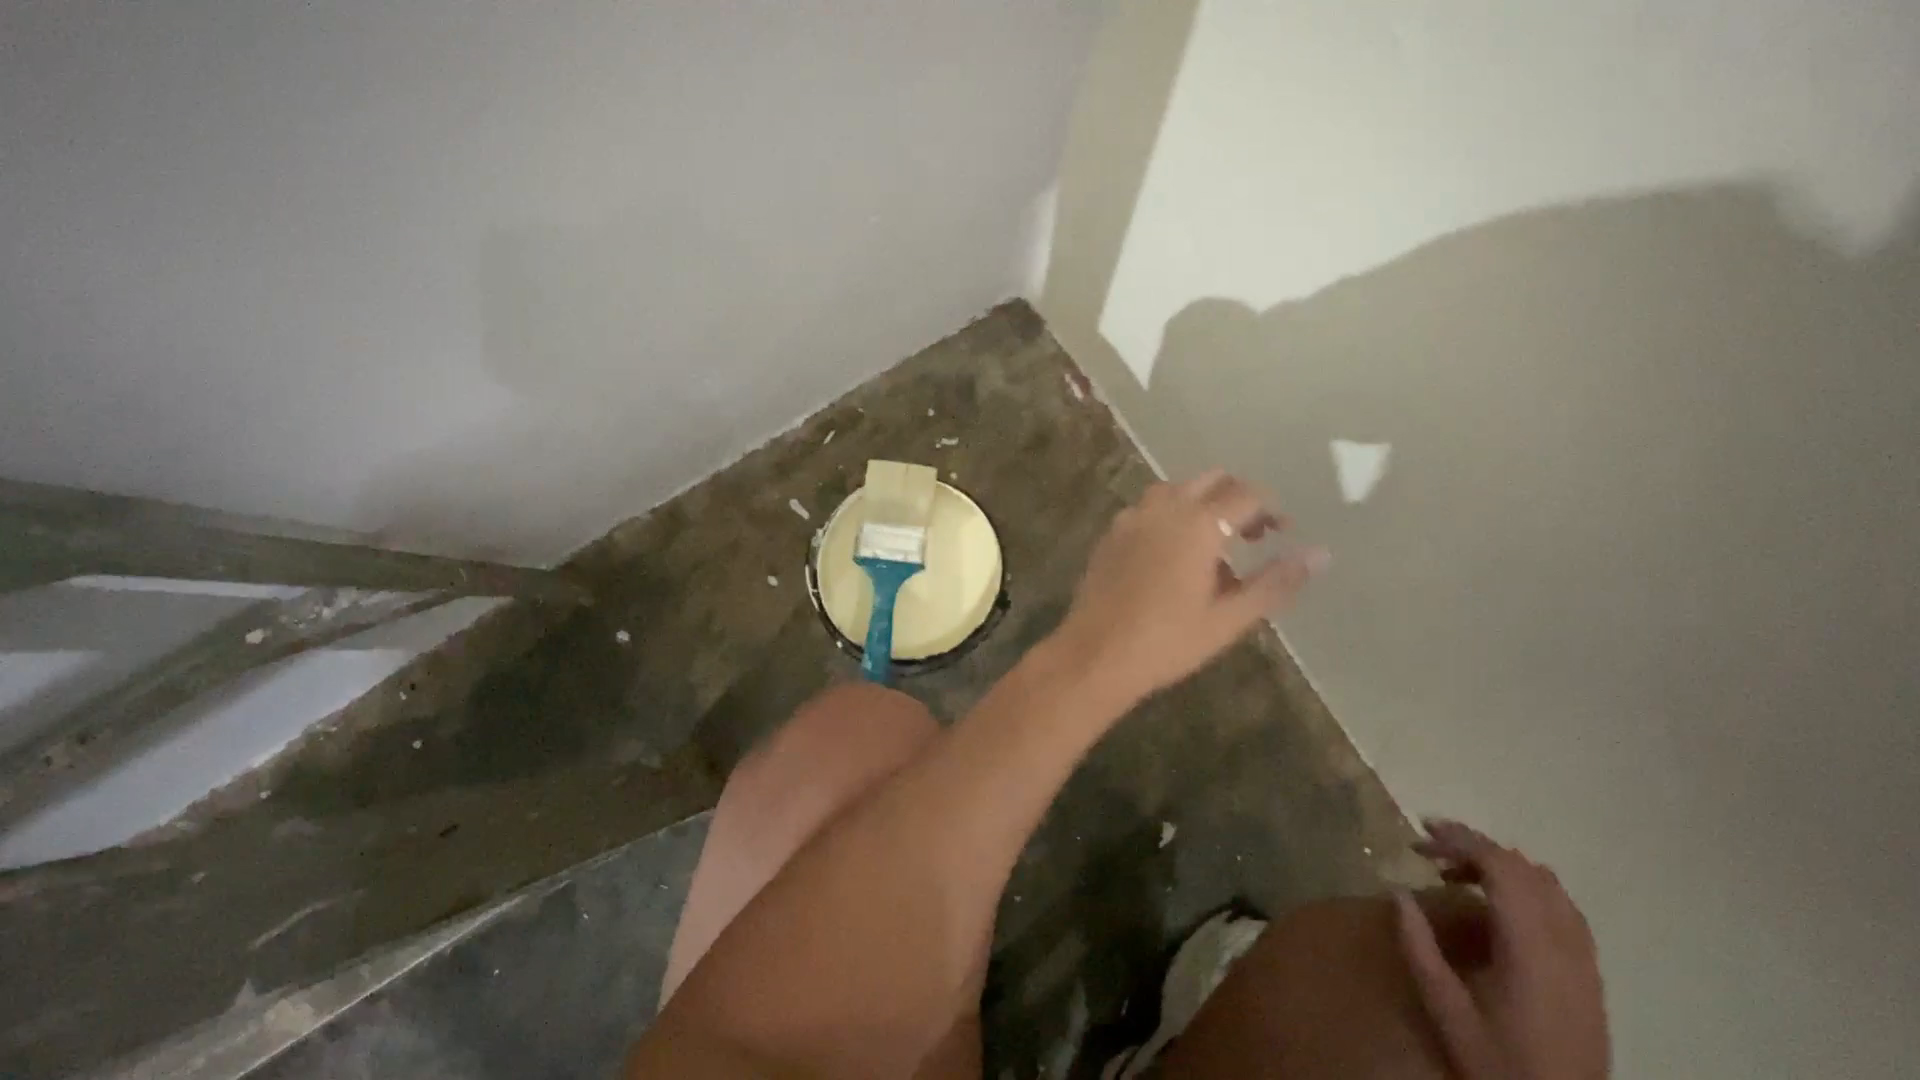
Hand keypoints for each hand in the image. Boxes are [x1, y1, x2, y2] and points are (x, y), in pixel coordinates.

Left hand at [1053, 468, 1326, 701]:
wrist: (1094, 656)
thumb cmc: (1167, 642)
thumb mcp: (1229, 619)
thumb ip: (1275, 583)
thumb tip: (1319, 555)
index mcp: (1197, 524)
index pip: (1246, 495)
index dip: (1270, 509)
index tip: (1282, 532)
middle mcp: (1163, 508)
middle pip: (1210, 481)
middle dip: (1237, 500)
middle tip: (1253, 536)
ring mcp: (1131, 519)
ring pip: (1176, 491)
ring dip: (1202, 505)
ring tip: (1215, 548)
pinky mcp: (1111, 535)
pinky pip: (1149, 510)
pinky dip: (1172, 517)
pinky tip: (1175, 558)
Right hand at [1397, 819, 1610, 1079]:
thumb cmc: (1497, 1061)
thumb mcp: (1445, 1008)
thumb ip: (1419, 948)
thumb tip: (1399, 893)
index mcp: (1528, 944)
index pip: (1500, 867)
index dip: (1460, 840)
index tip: (1421, 833)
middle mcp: (1563, 938)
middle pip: (1522, 867)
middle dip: (1473, 847)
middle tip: (1428, 849)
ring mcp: (1582, 953)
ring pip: (1546, 882)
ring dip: (1501, 865)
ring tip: (1459, 873)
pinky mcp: (1589, 969)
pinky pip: (1561, 905)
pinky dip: (1527, 886)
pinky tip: (1502, 903)